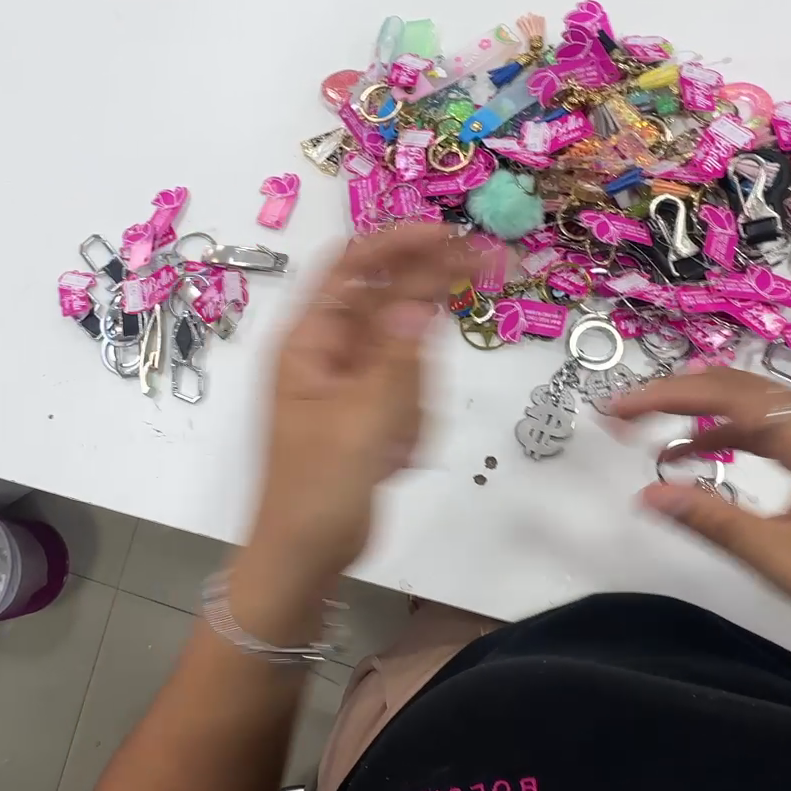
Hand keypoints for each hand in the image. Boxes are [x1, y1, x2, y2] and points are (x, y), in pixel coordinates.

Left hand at [244, 225, 474, 594]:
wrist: (307, 555)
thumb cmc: (319, 487)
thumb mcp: (362, 417)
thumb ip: (397, 353)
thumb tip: (420, 295)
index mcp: (306, 340)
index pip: (350, 268)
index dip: (396, 243)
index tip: (449, 235)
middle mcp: (326, 351)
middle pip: (387, 303)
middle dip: (426, 308)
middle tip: (484, 272)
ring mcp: (349, 382)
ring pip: (407, 354)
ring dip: (416, 394)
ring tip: (394, 446)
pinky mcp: (369, 410)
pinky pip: (408, 394)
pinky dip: (412, 421)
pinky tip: (394, 459)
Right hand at [610, 367, 790, 657]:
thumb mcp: (785, 560)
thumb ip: (712, 520)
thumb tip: (645, 492)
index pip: (727, 397)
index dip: (664, 396)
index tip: (614, 410)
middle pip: (736, 386)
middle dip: (670, 394)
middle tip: (618, 414)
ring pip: (750, 400)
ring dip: (694, 408)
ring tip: (643, 425)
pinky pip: (768, 423)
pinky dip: (724, 429)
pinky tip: (693, 450)